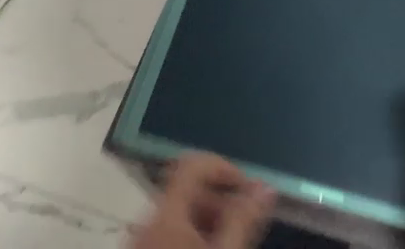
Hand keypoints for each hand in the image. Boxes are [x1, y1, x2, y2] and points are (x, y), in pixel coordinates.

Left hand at [129, 153, 275, 248]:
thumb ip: (244, 219)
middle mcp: (146, 221)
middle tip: (245, 228)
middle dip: (220, 202)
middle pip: (186, 190)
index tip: (249, 192)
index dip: (224, 169)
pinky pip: (167, 235)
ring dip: (208, 222)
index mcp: (166, 214)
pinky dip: (191, 238)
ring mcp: (138, 242)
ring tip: (230, 245)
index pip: (193, 164)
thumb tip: (265, 186)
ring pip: (178, 215)